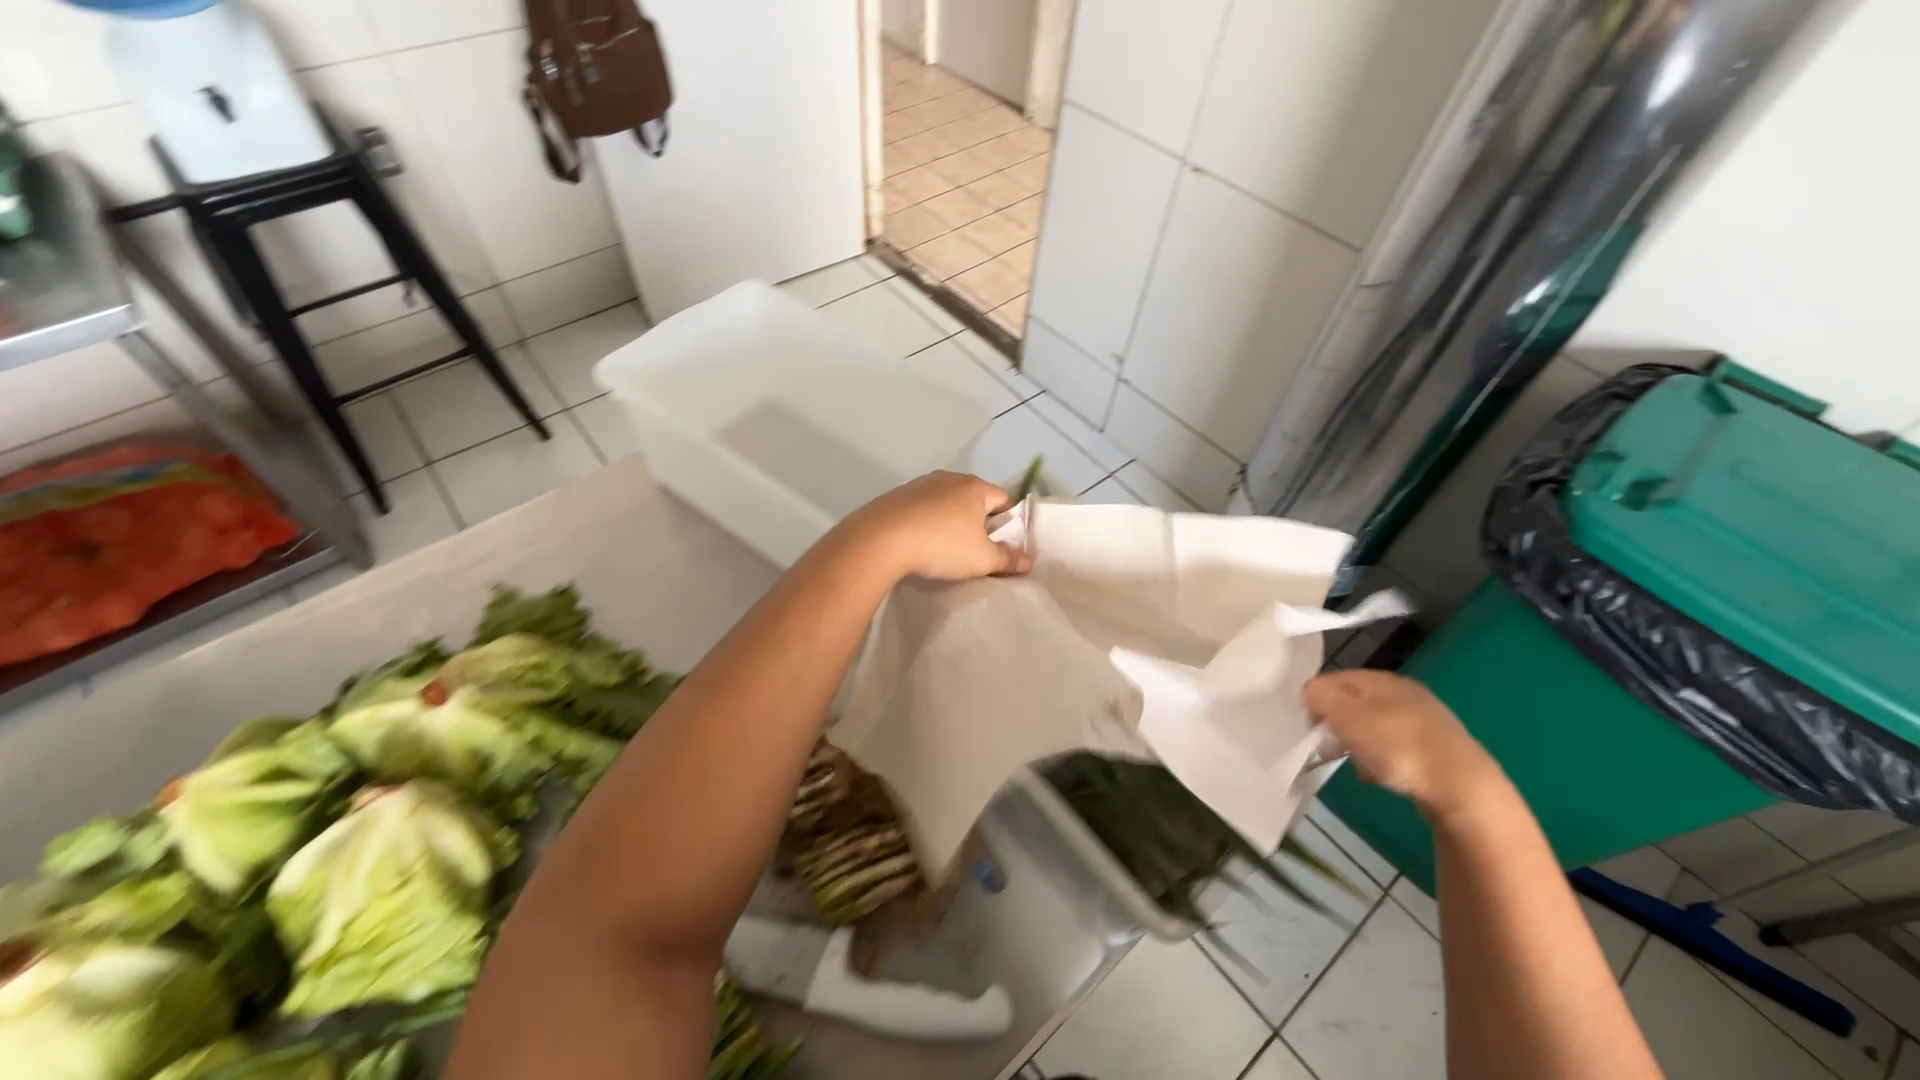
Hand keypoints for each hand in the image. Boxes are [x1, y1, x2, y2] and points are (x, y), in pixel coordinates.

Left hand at [839, 471, 1031, 581]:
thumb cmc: (941, 545)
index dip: (1009, 524)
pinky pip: (921, 510)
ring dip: (950, 523)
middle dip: (979, 523)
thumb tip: (1029, 560)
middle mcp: (949, 478)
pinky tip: (919, 544)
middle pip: (974, 500)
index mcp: (975, 487)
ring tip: (946, 550)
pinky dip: (926, 524)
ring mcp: (919, 485)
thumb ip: (1008, 559)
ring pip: (946, 504)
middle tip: (977, 552)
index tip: (1004, 546)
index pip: (1004, 500)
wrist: (880, 540)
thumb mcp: (981, 559)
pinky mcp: (896, 497)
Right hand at [1304, 670, 1503, 822]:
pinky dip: (1381, 759)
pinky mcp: (1436, 747)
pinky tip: (1379, 776)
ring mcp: (1423, 719)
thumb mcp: (1346, 717)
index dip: (1315, 701)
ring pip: (1374, 725)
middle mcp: (1403, 692)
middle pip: (1355, 702)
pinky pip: (1395, 747)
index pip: (1333, 679)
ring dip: (1358, 743)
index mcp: (1380, 679)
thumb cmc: (1397, 747)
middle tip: (1329, 747)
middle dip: (1337, 724)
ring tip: (1354, 765)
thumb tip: (1312, 693)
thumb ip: (1320, 697)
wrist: (1462, 786)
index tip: (1311, 729)